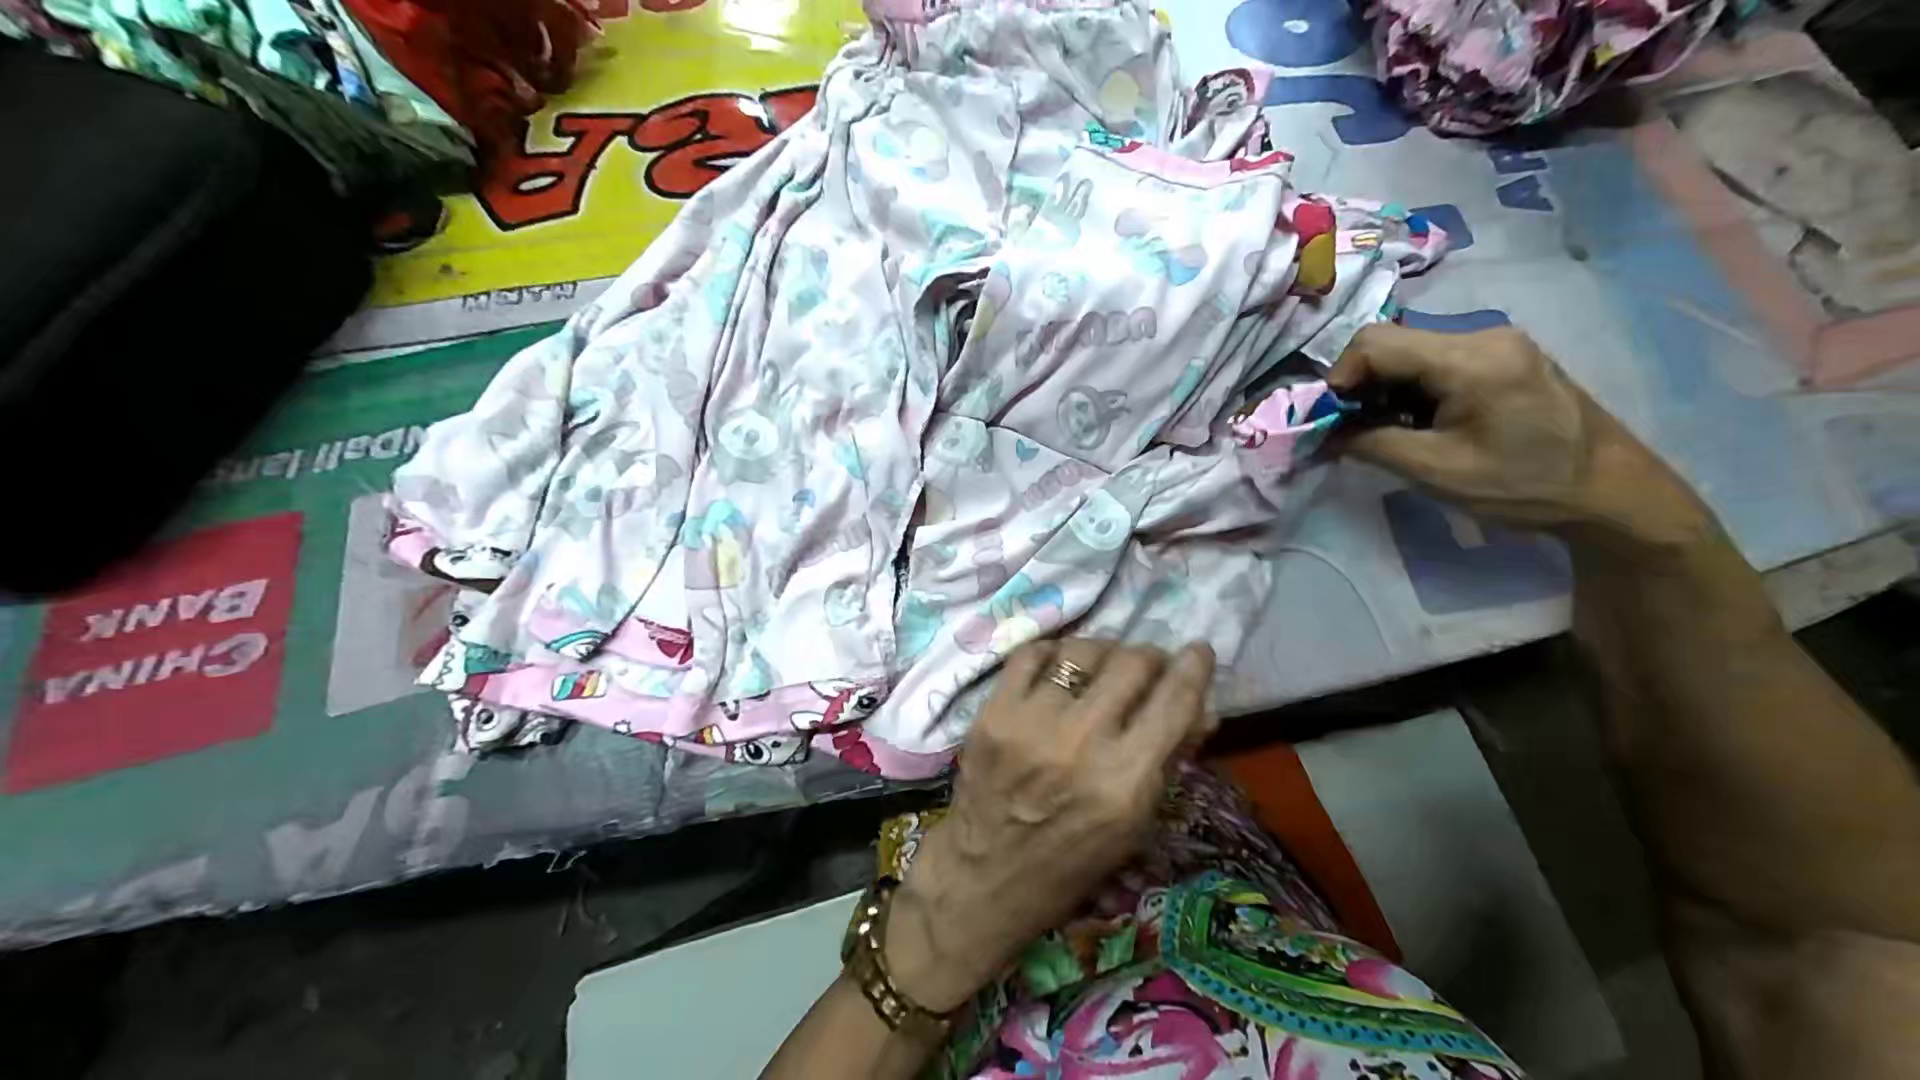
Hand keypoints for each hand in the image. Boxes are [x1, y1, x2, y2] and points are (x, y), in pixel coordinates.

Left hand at [883, 639, 1216, 1012]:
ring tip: (1103, 666)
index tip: (1198, 651)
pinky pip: (1031, 653)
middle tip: (1147, 666)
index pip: (1174, 702)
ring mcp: (1031, 723)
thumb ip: (1171, 758)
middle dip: (1149, 658)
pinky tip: (1060, 667)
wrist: (988, 874)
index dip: (1194, 667)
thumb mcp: (1136, 822)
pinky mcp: (993, 713)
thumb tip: (1203, 704)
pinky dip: (1053, 653)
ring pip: (1082, 650)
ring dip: (1103, 651)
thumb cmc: (1072, 860)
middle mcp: (1080, 744)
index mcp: (1125, 782)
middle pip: (1131, 663)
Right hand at [1328, 324, 1714, 549]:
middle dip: (1359, 385)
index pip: (1375, 343)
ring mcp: (1497, 343)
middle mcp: (1483, 335)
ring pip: (1410, 351)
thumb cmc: (1521, 485)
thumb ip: (1369, 443)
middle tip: (1352, 429)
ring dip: (1383, 388)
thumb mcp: (1433, 470)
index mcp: (1470, 358)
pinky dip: (1409, 388)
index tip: (1330, 419)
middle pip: (1391, 342)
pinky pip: (1435, 360)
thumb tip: (1323, 434)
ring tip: (1384, 429)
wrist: (1609, 491)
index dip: (1339, 378)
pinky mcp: (1503, 356)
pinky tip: (1416, 420)